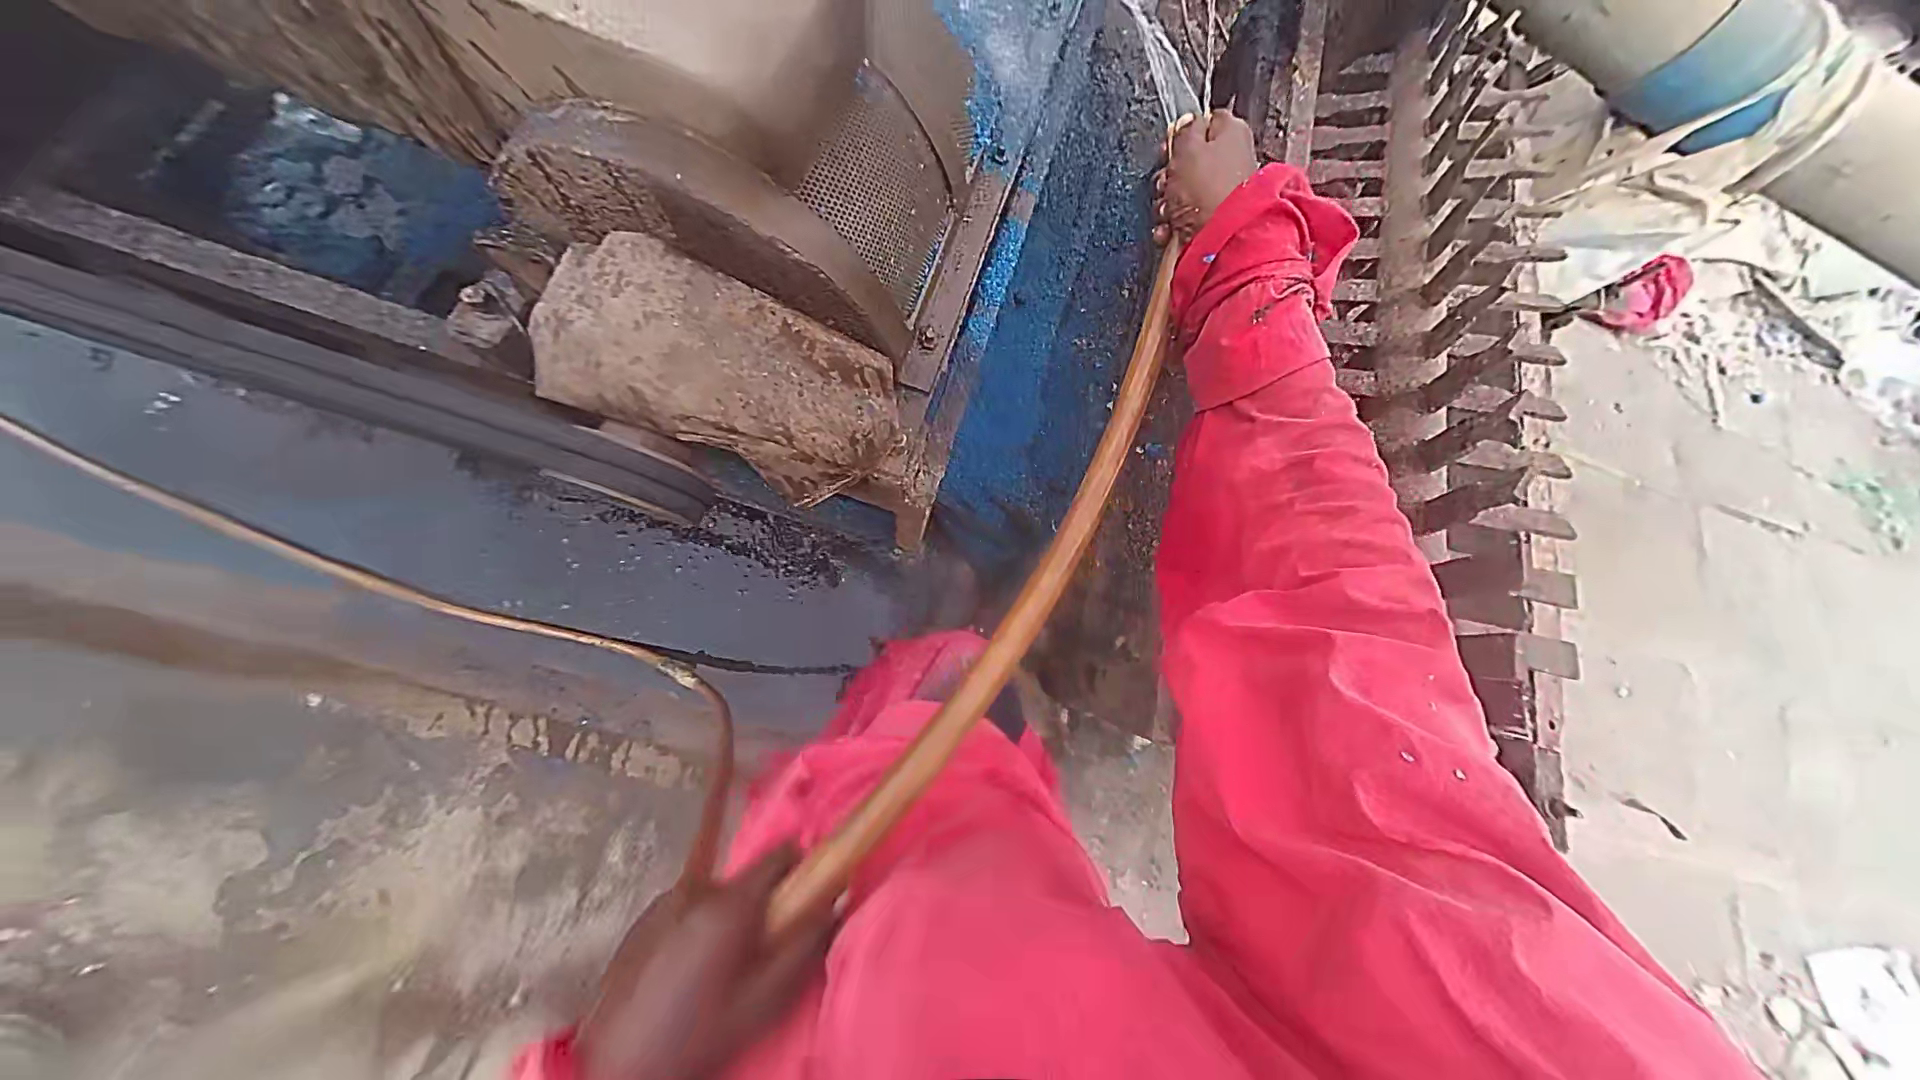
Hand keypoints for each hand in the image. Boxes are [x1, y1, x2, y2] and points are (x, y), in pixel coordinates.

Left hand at [575, 847, 833, 1079]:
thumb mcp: (764, 1000)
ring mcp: (664, 901)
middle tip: (758, 951)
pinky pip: (686, 908)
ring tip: (717, 971)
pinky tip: (685, 972)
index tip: (804, 895)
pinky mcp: (642, 919)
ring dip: (727, 917)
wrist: (612, 1070)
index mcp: (731, 903)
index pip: (782, 854)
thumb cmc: (696, 1037)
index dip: (801, 869)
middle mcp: (697, 889)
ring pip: (717, 894)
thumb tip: (835, 903)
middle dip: (761, 906)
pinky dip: (696, 926)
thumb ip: (806, 945)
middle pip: (748, 879)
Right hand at [1153, 109, 1259, 246]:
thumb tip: (1186, 123)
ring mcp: (1219, 192)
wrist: (1218, 238)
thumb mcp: (1188, 148)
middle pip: (1188, 161)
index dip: (1182, 134)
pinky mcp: (1210, 220)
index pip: (1203, 122)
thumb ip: (1185, 130)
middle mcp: (1229, 160)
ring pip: (1181, 192)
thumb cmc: (1205, 189)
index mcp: (1230, 133)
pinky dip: (1170, 225)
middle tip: (1166, 183)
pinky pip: (1182, 217)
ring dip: (1166, 203)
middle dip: (1169, 175)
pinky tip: (1169, 230)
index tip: (1168, 148)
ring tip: (1167, 212)